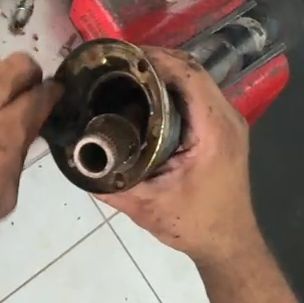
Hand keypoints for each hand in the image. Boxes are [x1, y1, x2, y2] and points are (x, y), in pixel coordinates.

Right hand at [99, 47, 262, 270]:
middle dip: (156, 59)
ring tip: (128, 72)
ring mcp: (228, 121)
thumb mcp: (147, 206)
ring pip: (197, 78)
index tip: (121, 57)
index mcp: (213, 130)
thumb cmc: (194, 224)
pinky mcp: (223, 127)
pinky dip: (174, 84)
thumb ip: (110, 184)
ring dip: (166, 70)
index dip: (156, 59)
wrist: (229, 245)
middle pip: (193, 69)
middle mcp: (226, 118)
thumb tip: (74, 159)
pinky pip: (200, 92)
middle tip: (118, 63)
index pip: (188, 75)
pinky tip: (147, 92)